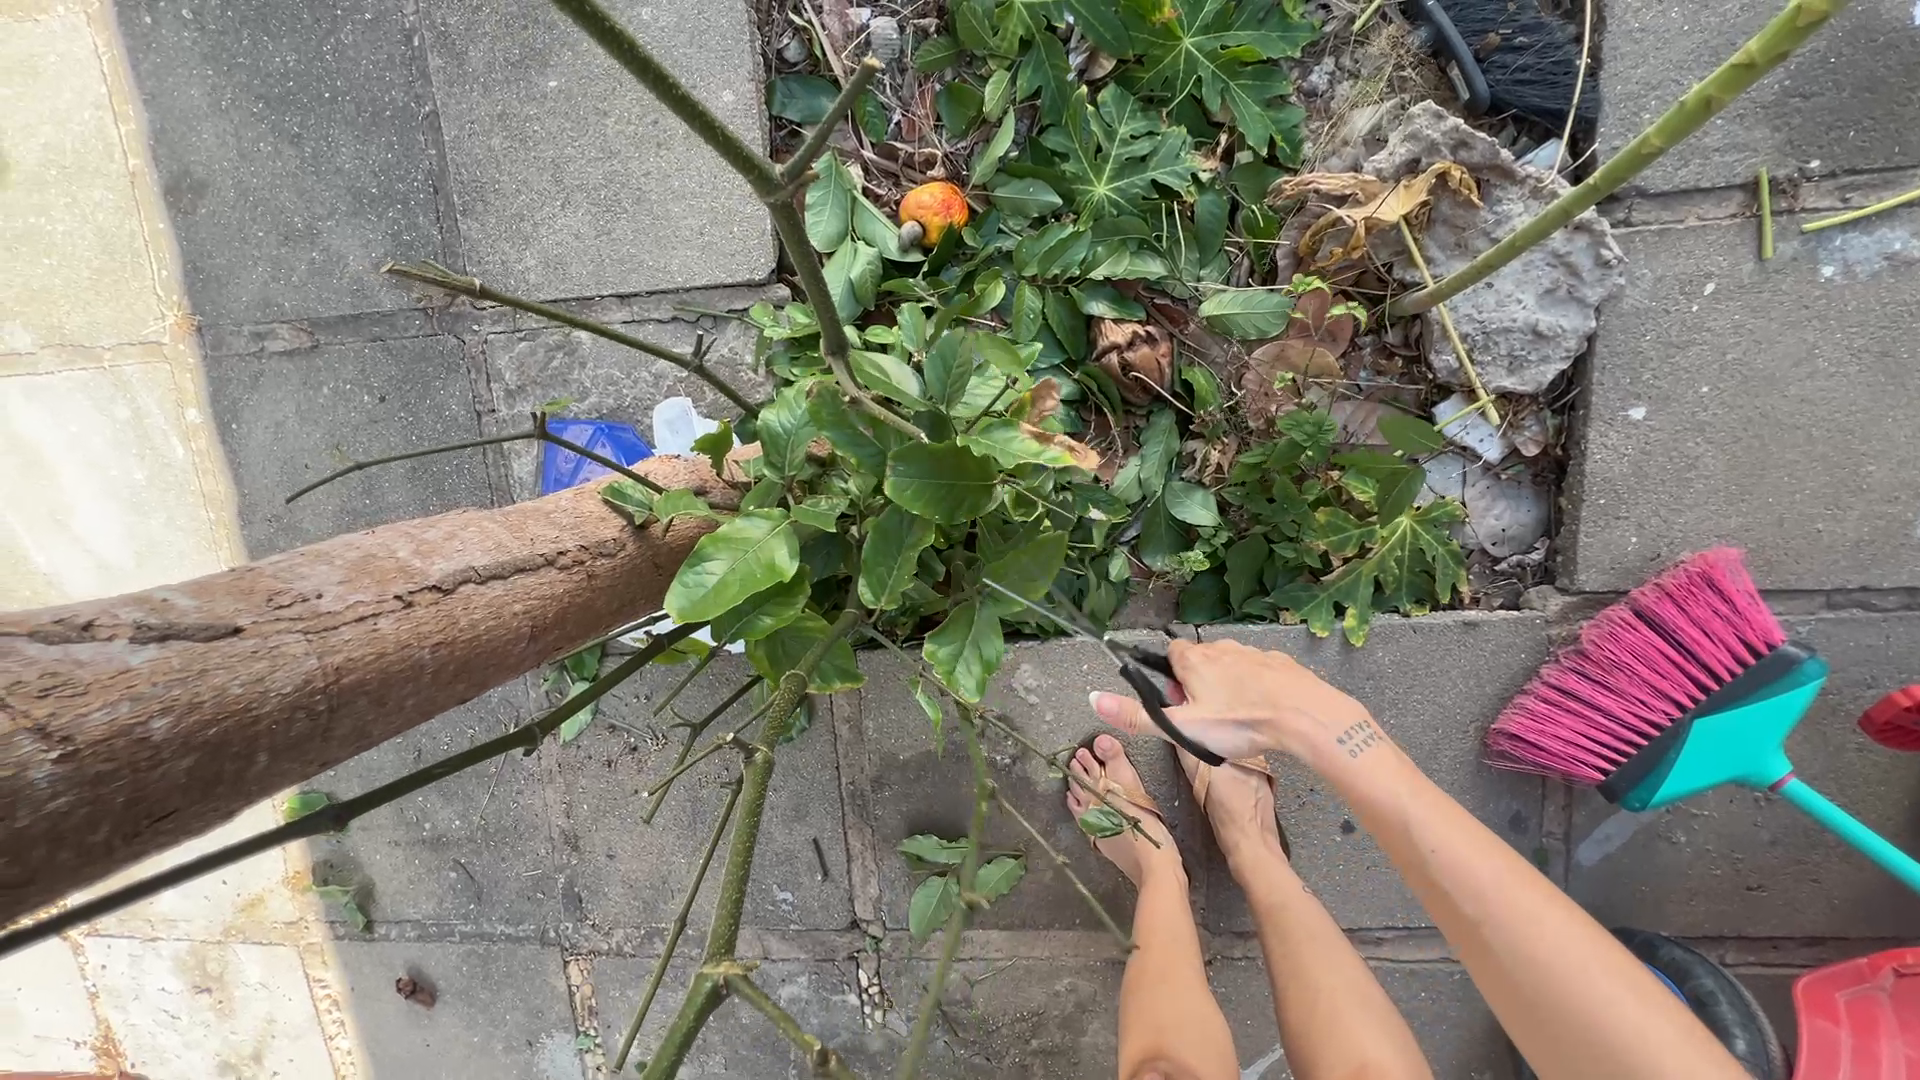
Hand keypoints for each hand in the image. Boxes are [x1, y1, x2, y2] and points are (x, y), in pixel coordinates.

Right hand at [1090, 639, 1373, 760]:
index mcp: (1193, 659)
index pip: (1170, 654)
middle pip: (1200, 659)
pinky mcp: (1281, 662)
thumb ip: (1136, 716)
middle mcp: (1221, 647)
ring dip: (1228, 684)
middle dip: (1199, 682)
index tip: (1180, 702)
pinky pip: (1261, 671)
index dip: (1171, 678)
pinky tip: (1265, 710)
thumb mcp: (1182, 726)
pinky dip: (1258, 686)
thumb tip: (1093, 699)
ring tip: (1239, 717)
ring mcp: (1253, 652)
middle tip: (1208, 716)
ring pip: (1231, 665)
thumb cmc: (1240, 723)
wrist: (1306, 718)